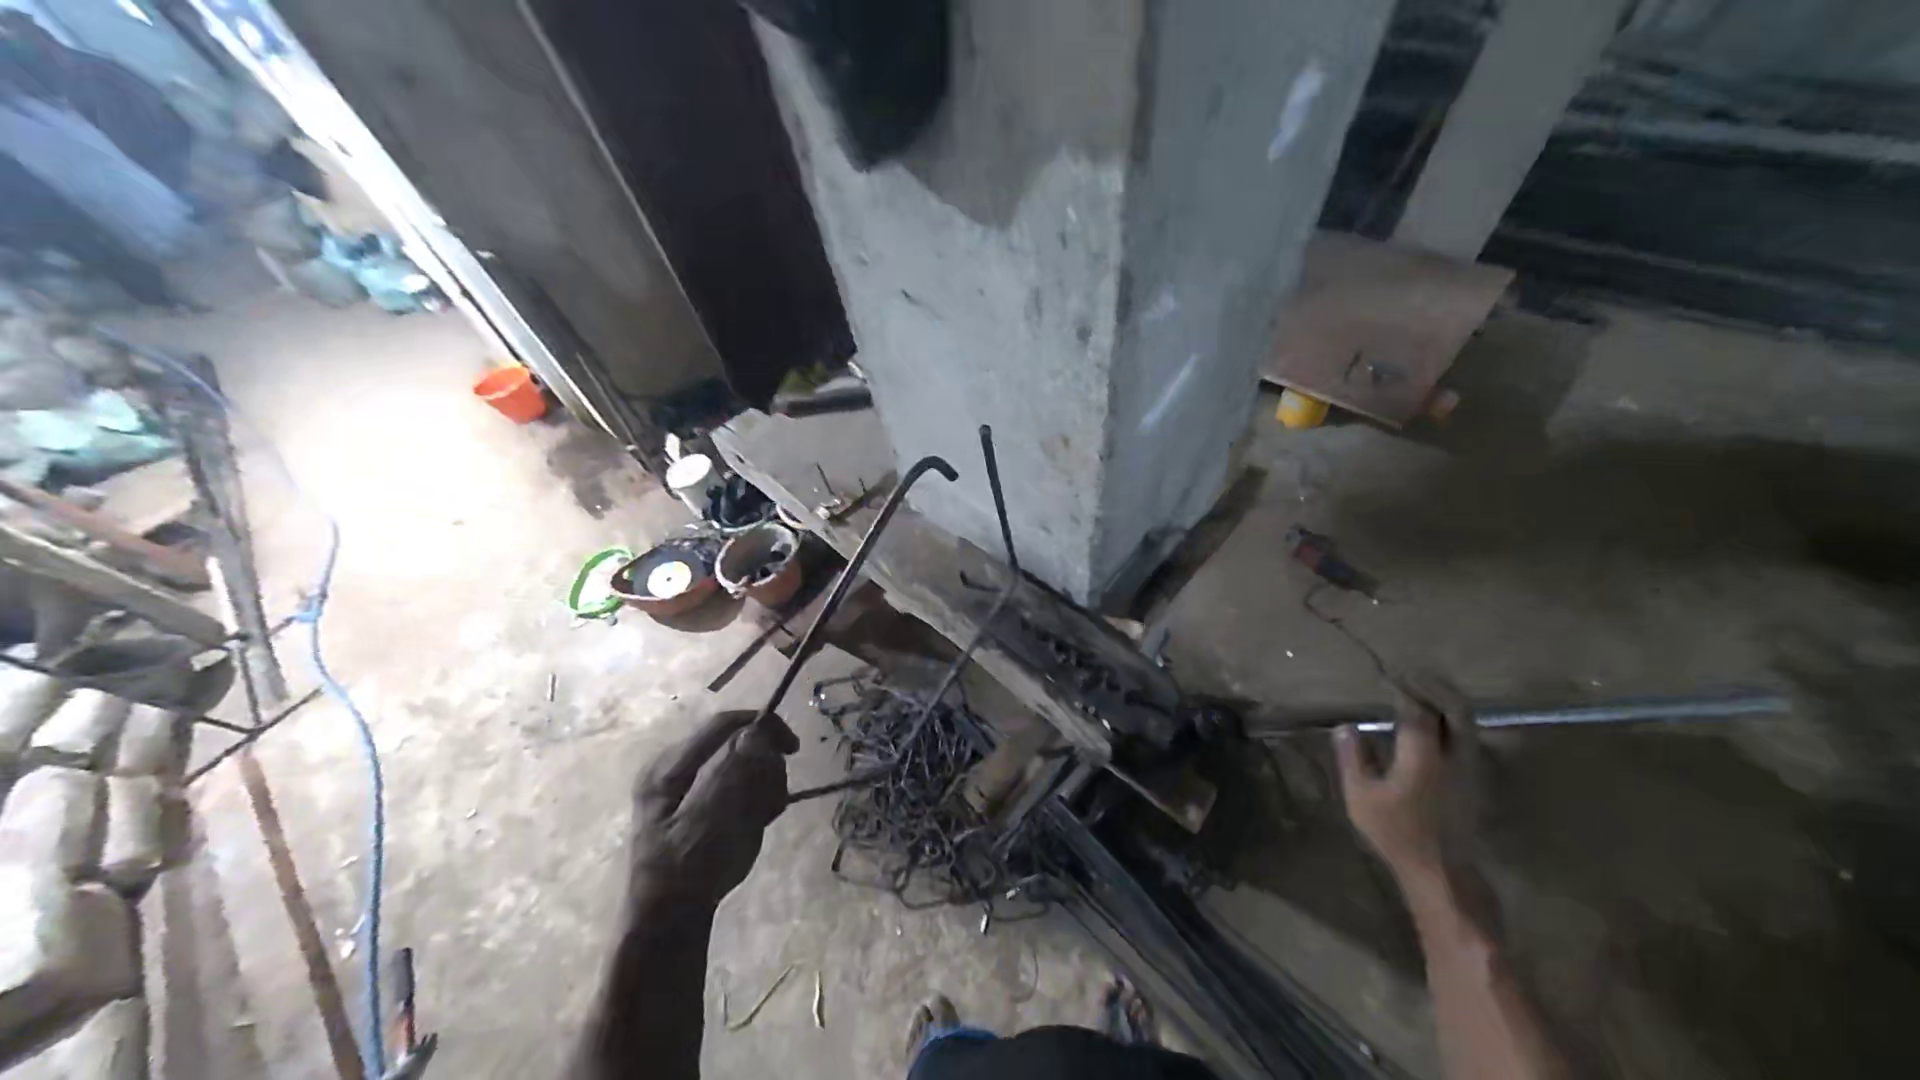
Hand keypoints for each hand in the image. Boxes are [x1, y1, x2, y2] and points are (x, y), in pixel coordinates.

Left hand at [629, 710, 797, 912]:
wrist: (669, 920)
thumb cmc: (687, 873)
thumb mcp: (709, 823)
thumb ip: (732, 774)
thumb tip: (757, 731)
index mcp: (669, 766)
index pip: (723, 725)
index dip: (763, 727)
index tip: (794, 749)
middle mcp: (675, 766)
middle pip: (736, 743)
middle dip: (763, 767)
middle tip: (773, 802)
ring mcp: (685, 782)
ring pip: (742, 762)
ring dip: (762, 785)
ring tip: (761, 818)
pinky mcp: (698, 798)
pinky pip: (738, 782)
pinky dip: (755, 797)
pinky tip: (756, 820)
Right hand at [1335, 677, 1476, 883]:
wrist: (1442, 871)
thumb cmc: (1396, 832)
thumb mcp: (1361, 796)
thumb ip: (1353, 757)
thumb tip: (1347, 726)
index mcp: (1423, 756)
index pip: (1417, 710)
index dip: (1402, 691)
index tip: (1386, 679)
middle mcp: (1454, 756)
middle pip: (1455, 709)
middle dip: (1433, 688)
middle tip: (1410, 677)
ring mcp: (1471, 769)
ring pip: (1467, 723)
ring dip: (1446, 703)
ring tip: (1423, 694)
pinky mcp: (1476, 781)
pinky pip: (1468, 737)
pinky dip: (1452, 721)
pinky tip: (1435, 725)